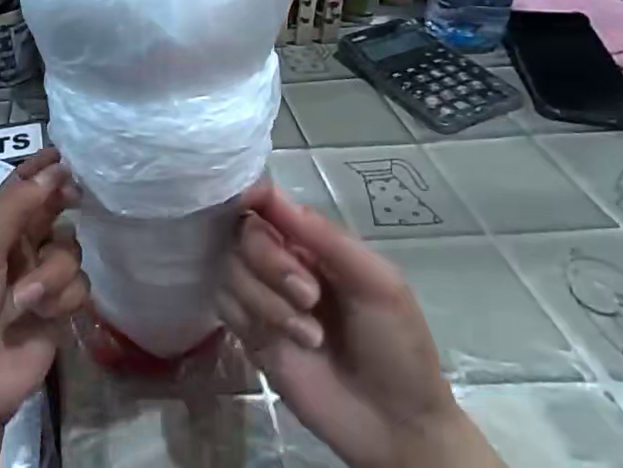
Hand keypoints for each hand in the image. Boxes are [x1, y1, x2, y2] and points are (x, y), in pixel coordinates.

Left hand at [0, 150, 86, 467]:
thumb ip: (16, 206)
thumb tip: (54, 168)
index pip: (20, 185)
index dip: (42, 168)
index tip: (65, 155)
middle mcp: (17, 245)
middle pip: (52, 209)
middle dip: (62, 206)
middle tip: (74, 199)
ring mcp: (39, 275)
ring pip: (70, 248)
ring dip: (54, 271)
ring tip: (29, 297)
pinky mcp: (58, 305)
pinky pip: (79, 282)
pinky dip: (63, 297)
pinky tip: (45, 313)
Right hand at [216, 182, 499, 467]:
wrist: (395, 425)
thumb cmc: (397, 343)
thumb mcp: (377, 282)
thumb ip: (327, 239)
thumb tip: (274, 196)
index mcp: (314, 243)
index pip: (269, 203)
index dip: (253, 196)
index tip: (248, 201)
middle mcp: (283, 263)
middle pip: (244, 234)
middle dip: (271, 261)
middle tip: (310, 296)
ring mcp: (265, 300)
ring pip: (230, 270)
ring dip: (268, 298)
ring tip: (311, 334)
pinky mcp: (251, 337)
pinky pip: (226, 307)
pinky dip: (253, 318)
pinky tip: (291, 344)